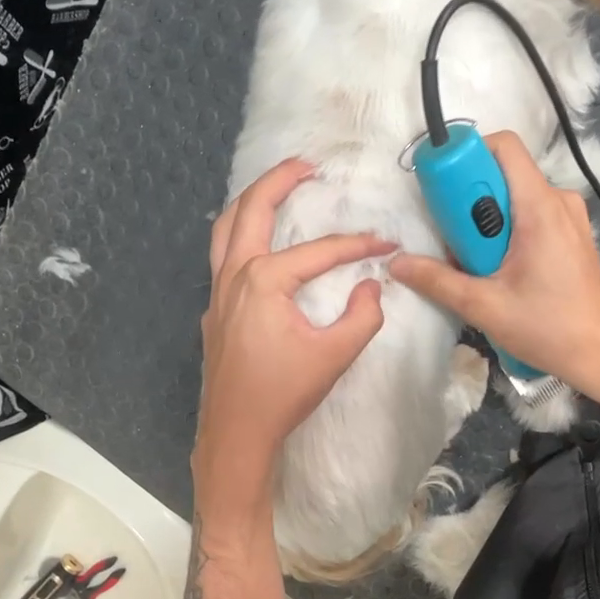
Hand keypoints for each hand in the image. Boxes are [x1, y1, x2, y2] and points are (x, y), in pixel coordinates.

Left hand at [196, 159, 393, 510]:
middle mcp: (234, 275)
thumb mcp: (335, 355)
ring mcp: (217, 292)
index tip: (386, 243)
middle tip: (307, 165)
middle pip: (251, 209)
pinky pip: (222, 256)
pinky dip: (239, 233)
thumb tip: (371, 285)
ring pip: (226, 228)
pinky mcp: (213, 311)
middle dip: (279, 180)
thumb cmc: (283, 394)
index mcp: (264, 280)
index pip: (319, 252)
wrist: (236, 432)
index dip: (357, 245)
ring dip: (251, 201)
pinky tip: (258, 244)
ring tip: (277, 188)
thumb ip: (363, 315)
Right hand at [390, 131, 599, 391]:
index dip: (467, 156)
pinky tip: (499, 272)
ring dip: (487, 223)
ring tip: (476, 265)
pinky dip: (507, 234)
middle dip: (471, 201)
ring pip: (514, 198)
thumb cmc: (548, 328)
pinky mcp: (572, 235)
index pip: (503, 146)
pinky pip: (530, 216)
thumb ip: (437, 281)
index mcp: (540, 207)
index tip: (442, 189)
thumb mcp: (484, 307)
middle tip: (453, 242)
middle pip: (503, 175)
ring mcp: (569, 217)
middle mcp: (558, 201)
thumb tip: (397, 262)